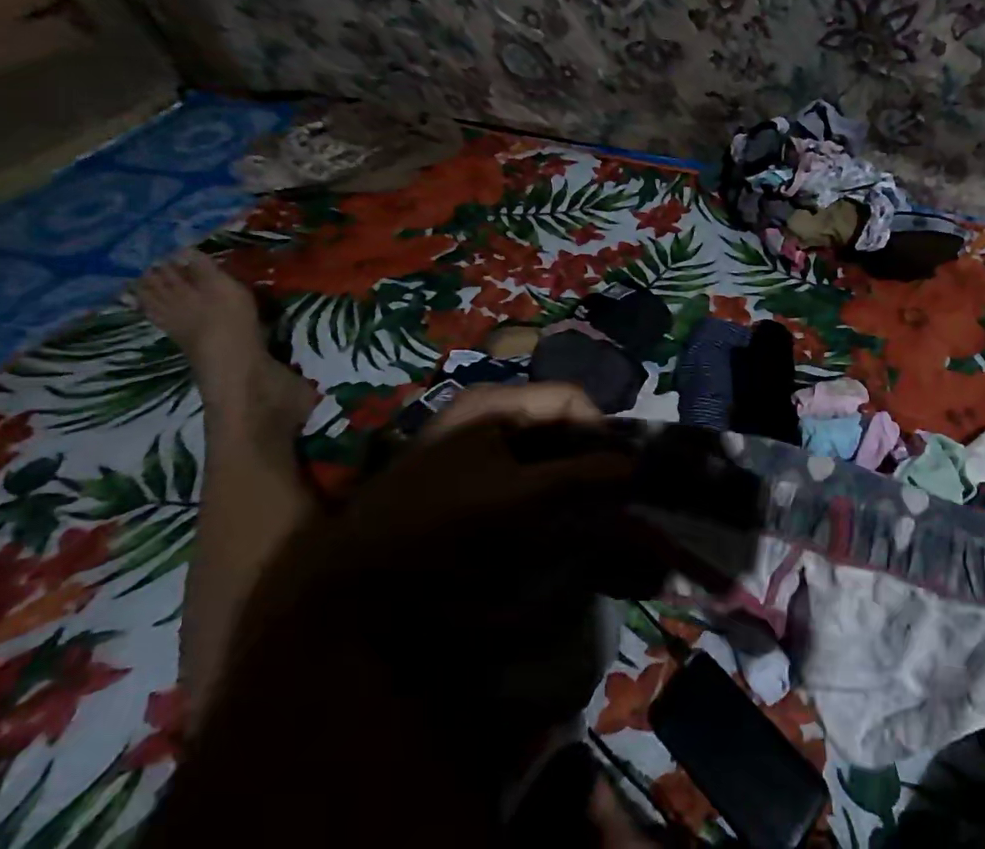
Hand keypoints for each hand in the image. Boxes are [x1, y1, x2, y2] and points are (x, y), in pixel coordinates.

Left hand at [158, 385, 643, 845]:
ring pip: (542, 454)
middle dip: (588, 460)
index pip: (570, 399)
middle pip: (556, 424)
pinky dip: (544, 497)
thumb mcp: (515, 500)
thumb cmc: (437, 527)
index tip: (619, 480)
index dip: (602, 433)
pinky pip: (521, 479)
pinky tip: (551, 530)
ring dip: (568, 482)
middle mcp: (481, 418)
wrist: (352, 586)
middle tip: (610, 502)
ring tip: (586, 520)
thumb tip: (632, 467)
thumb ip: (577, 478)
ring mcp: (471, 452)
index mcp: (491, 405)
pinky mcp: (465, 485)